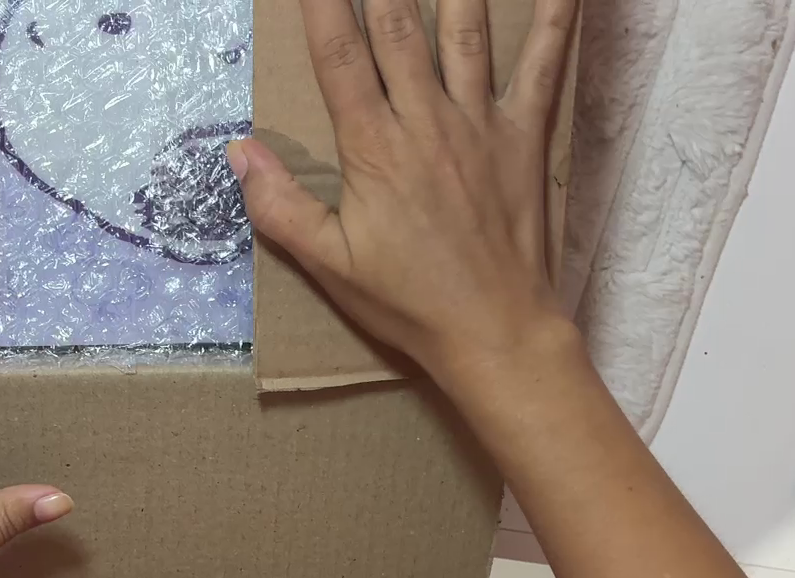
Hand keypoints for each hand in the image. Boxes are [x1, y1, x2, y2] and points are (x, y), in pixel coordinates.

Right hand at [227, 0, 578, 388]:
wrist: (491, 328)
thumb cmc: (406, 302)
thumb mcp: (329, 266)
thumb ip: (279, 208)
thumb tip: (238, 152)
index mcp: (373, 149)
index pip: (338, 55)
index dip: (321, 4)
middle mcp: (426, 120)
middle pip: (398, 25)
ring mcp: (480, 122)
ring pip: (466, 26)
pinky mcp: (525, 135)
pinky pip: (546, 59)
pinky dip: (556, 12)